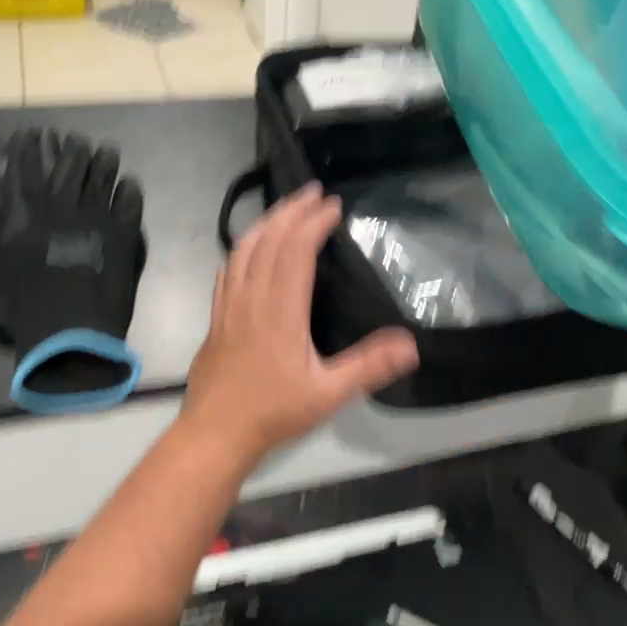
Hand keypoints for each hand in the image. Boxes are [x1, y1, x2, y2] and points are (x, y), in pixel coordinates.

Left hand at [182, 184, 419, 460]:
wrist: (215, 433)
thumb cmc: (273, 413)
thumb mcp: (328, 395)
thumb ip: (368, 367)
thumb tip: (411, 344)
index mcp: (280, 312)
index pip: (295, 251)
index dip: (314, 223)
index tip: (334, 206)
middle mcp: (252, 300)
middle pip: (268, 241)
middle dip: (291, 211)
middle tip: (313, 192)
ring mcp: (229, 308)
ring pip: (242, 250)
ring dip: (265, 223)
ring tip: (285, 209)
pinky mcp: (217, 319)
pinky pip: (228, 270)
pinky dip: (242, 248)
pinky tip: (249, 250)